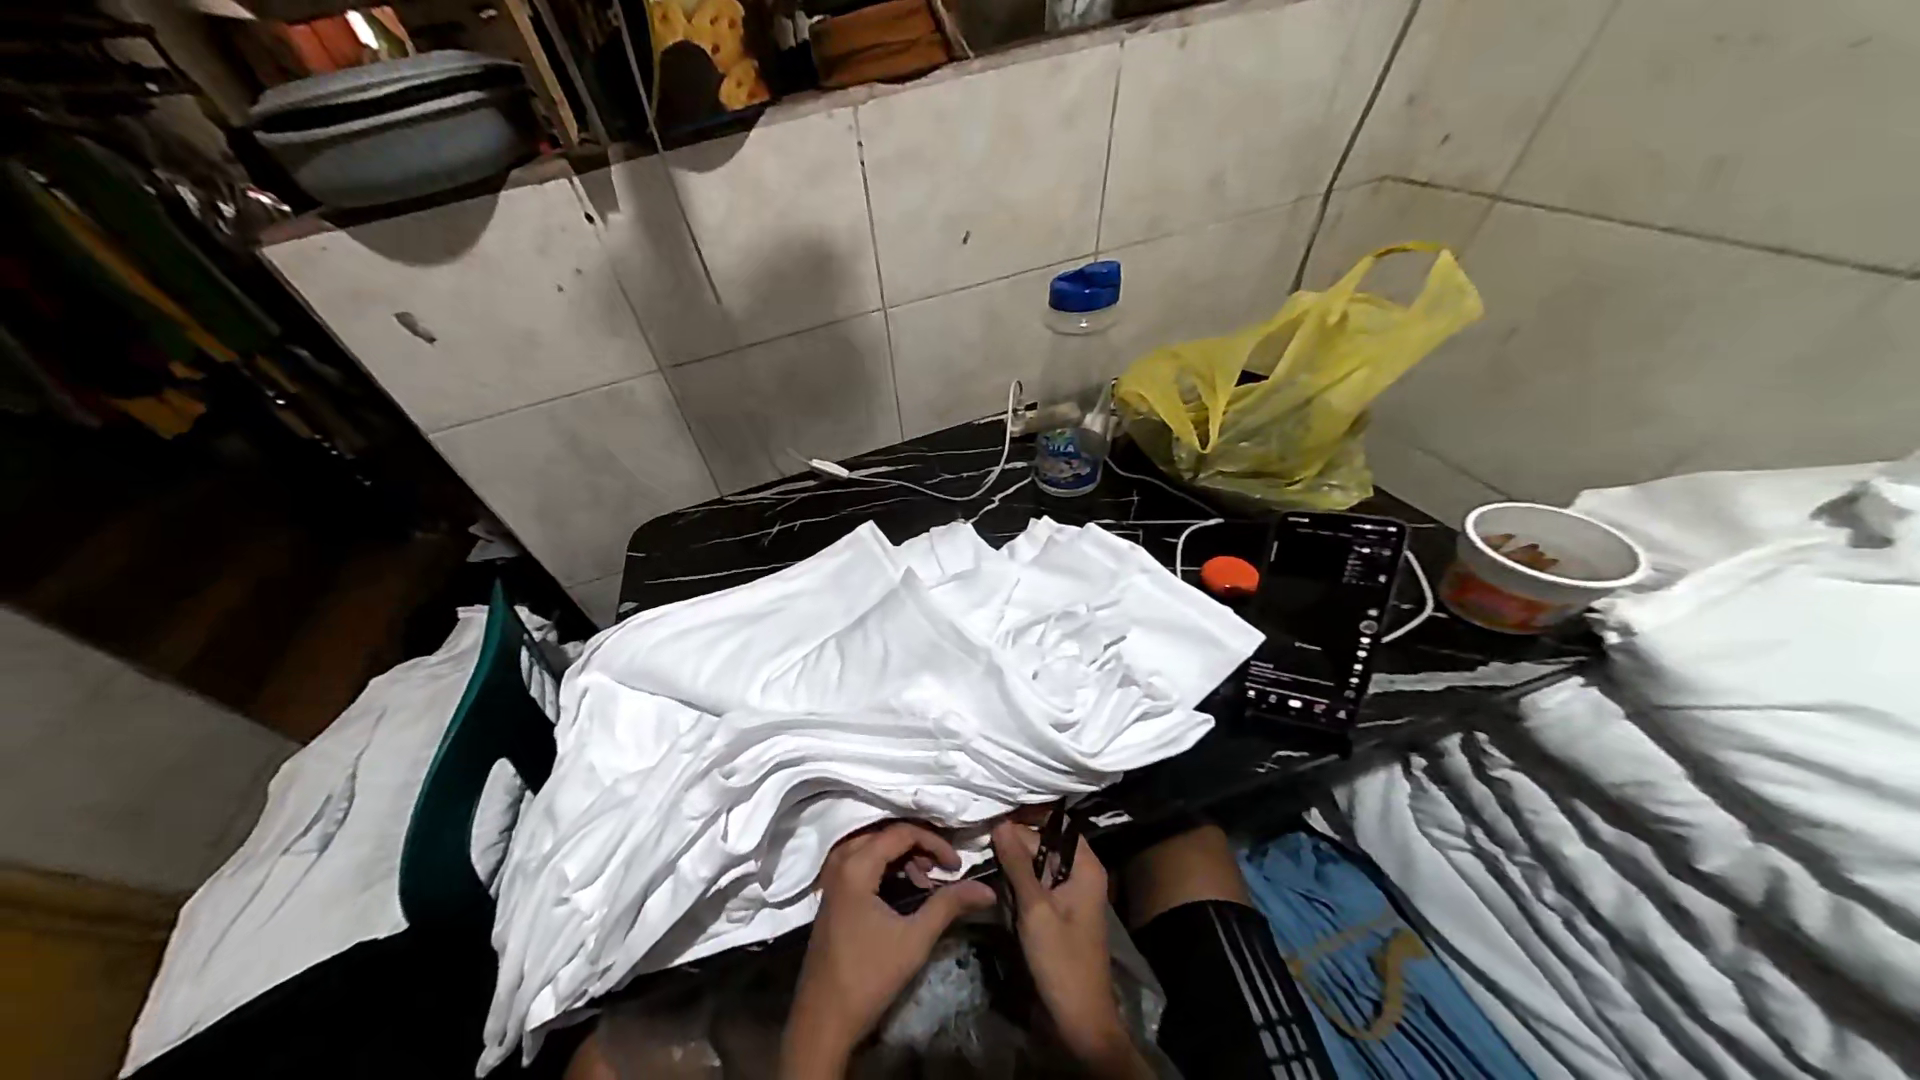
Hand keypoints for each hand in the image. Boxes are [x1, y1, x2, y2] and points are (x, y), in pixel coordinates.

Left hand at [780, 822, 995, 1079]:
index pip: (901, 833)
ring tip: (925, 880)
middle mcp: (839, 863)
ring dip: (902, 856)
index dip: (934, 842)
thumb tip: (987, 890)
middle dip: (918, 845)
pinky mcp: (832, 894)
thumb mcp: (914, 939)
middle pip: (885, 834)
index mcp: (856, 866)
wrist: (823, 1021)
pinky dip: (886, 867)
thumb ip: (948, 905)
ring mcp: (832, 879)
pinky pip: (861, 862)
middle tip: (942, 868)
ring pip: (872, 847)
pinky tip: (904, 889)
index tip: (957, 865)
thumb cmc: (869, 976)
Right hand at [992, 820, 1151, 1076]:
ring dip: (1013, 861)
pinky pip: (1036, 884)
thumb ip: (1017, 863)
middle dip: (1015, 839)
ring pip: (1037, 863)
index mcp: (1085, 866)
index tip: (993, 814)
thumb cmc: (1061, 959)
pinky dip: (1017, 881)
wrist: (1078, 1019)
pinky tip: (995, 878)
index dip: (1026, 818)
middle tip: (980, 835)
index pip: (1055, 826)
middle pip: (1045, 842)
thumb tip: (1000, 823)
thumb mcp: (1035, 908)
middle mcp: (1081, 873)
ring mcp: (1069, 893)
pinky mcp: (1057, 910)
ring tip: (982, 852)